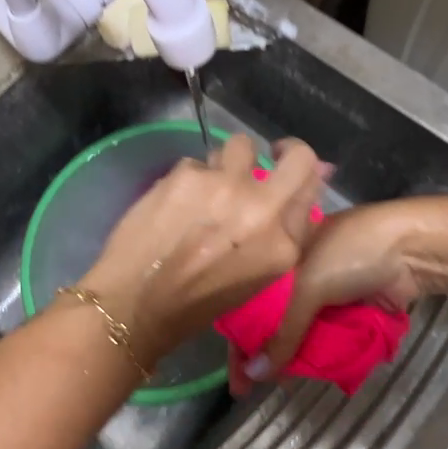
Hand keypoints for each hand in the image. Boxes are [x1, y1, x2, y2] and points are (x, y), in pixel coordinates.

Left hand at [79, 135, 325, 360]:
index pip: (311, 191)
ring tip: (207, 186)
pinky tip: (173, 202)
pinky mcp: (188, 174)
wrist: (136, 302)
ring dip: (228, 161)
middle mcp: (263, 210)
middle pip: (297, 156)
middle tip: (267, 156)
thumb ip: (278, 232)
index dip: (299, 177)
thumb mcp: (255, 277)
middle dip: (286, 150)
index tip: (284, 174)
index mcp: (284, 246)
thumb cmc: (196, 302)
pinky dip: (189, 179)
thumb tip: (307, 187)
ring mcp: (226, 186)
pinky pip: (196, 162)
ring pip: (240, 146)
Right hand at [232, 200, 427, 392]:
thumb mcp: (308, 286)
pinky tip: (300, 373)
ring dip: (285, 355)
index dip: (236, 331)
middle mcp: (295, 270)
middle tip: (248, 387)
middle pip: (268, 317)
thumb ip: (282, 332)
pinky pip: (320, 335)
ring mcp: (322, 290)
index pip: (246, 295)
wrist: (411, 250)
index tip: (232, 368)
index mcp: (280, 250)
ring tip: (273, 385)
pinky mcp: (345, 308)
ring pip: (295, 330)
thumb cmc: (351, 252)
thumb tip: (255, 375)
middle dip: (258, 349)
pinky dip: (311, 353)